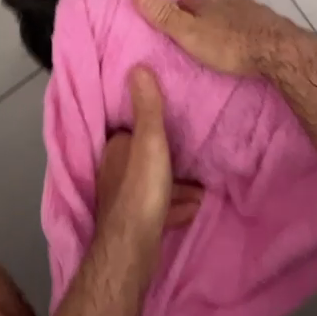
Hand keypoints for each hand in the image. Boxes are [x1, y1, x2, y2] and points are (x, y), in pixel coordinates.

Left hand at [94, 68, 201, 258]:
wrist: (133, 247)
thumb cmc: (142, 190)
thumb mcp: (150, 142)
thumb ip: (148, 108)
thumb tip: (138, 68)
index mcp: (115, 151)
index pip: (133, 133)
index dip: (154, 131)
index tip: (174, 131)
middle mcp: (114, 173)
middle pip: (146, 161)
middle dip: (170, 163)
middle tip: (196, 164)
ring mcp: (123, 202)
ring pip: (154, 187)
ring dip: (176, 188)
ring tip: (202, 191)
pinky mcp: (135, 225)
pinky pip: (159, 209)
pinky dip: (175, 208)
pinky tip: (192, 211)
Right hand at [132, 0, 304, 77]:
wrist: (277, 50)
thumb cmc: (229, 45)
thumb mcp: (190, 34)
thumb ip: (165, 16)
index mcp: (208, 1)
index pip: (184, 0)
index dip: (175, 10)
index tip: (168, 24)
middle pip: (209, 5)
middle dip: (200, 16)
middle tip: (192, 34)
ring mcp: (252, 10)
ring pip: (231, 13)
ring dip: (223, 22)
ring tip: (216, 40)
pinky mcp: (269, 23)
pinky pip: (250, 23)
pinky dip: (242, 30)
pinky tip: (242, 41)